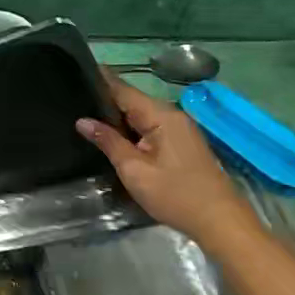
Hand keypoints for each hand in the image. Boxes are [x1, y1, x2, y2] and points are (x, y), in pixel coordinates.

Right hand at [78, 72, 257, 252]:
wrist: (221, 221)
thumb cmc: (175, 194)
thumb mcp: (135, 170)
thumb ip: (108, 142)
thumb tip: (82, 121)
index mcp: (160, 114)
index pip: (122, 89)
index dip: (100, 80)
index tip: (75, 73)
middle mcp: (171, 114)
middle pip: (132, 100)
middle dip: (105, 100)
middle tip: (74, 101)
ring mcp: (180, 128)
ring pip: (141, 114)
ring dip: (118, 117)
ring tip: (87, 117)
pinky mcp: (182, 142)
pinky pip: (151, 126)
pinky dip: (133, 129)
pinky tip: (116, 136)